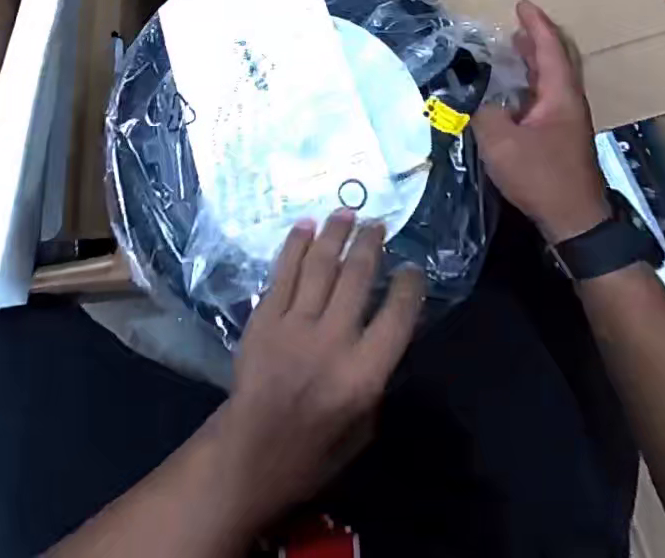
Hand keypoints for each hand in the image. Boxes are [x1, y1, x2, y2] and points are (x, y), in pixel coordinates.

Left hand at [211, 211, 424, 523]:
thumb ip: (378, 372)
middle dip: (370, 244)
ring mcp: (294, 325)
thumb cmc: (316, 448)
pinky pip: (284, 273)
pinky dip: (296, 245)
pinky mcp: (264, 318)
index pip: (397, 315)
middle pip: (357, 277)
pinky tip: (306, 226)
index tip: (412, 267)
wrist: (252, 451)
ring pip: (320, 266)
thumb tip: (384, 327)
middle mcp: (331, 341)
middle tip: (377, 224)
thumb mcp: (366, 423)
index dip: (409, 285)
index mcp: (363, 374)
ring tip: (347, 212)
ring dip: (336, 234)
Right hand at [474, 0, 614, 242]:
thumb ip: (484, 111)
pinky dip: (528, 83)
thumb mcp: (500, 142)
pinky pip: (544, 97)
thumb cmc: (540, 176)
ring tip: (510, 49)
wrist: (574, 219)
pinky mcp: (560, 136)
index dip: (536, 24)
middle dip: (536, 39)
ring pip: (550, 79)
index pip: (550, 48)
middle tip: (514, 25)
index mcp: (559, 95)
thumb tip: (476, 98)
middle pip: (556, 60)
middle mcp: (567, 102)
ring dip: (532, 61)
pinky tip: (509, 91)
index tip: (522, 4)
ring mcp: (566, 120)